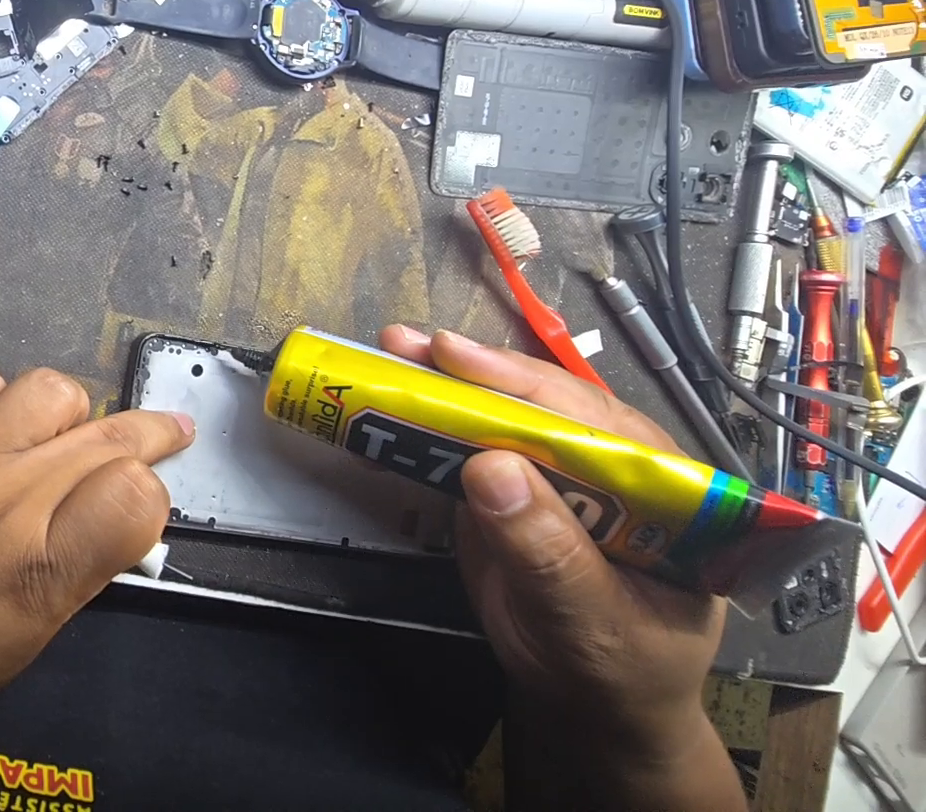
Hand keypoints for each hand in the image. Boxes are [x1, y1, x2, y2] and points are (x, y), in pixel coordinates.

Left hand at [0, 368, 194, 753]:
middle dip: (149, 433)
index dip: (152, 493)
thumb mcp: (10, 646)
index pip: (137, 494)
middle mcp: (1, 497)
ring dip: (70, 415)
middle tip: (165, 433)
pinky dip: (0, 402)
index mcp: (34, 570)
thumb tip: (120, 518)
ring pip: (54, 391)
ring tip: (57, 439)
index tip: (141, 499)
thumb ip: (75, 573)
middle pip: (109, 434)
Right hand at [381, 327, 738, 810]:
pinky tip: (380, 413)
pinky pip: (462, 444)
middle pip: (540, 400)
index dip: (524, 383)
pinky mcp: (506, 483)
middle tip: (405, 343)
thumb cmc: (613, 666)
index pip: (594, 420)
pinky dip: (418, 425)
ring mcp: (553, 471)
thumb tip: (489, 467)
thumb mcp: (588, 620)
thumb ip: (549, 551)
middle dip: (470, 368)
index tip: (456, 357)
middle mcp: (608, 465)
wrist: (583, 698)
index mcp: (661, 490)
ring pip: (497, 412)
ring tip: (387, 353)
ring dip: (439, 383)